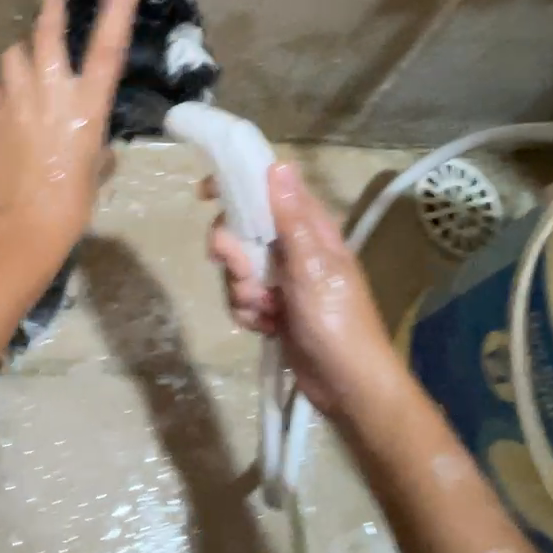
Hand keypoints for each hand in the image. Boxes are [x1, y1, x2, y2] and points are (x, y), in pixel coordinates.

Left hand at [0, 0, 140, 251]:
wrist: (23, 227)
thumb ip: (95, 144)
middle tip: (52, 2)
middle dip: (50, 13)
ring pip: (12, 56)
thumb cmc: (72, 203)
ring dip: (18, 58)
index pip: (107, 49)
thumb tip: (92, 142)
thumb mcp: (95, 169)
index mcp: (87, 106)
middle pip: (47, 35)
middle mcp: (51, 93)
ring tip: (21, 68)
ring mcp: (15, 100)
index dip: (116, 13)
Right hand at [206, 164, 396, 416]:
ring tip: (267, 310)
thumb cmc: (337, 321)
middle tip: (245, 273)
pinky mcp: (272, 305)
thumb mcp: (313, 266)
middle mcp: (292, 246)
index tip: (205, 195)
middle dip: (233, 254)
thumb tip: (278, 164)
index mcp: (308, 227)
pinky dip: (248, 312)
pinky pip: (240, 296)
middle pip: (239, 229)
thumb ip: (291, 218)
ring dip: (242, 290)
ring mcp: (280, 276)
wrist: (348, 388)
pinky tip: (266, 327)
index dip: (234, 185)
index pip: (266, 188)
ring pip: (235, 266)